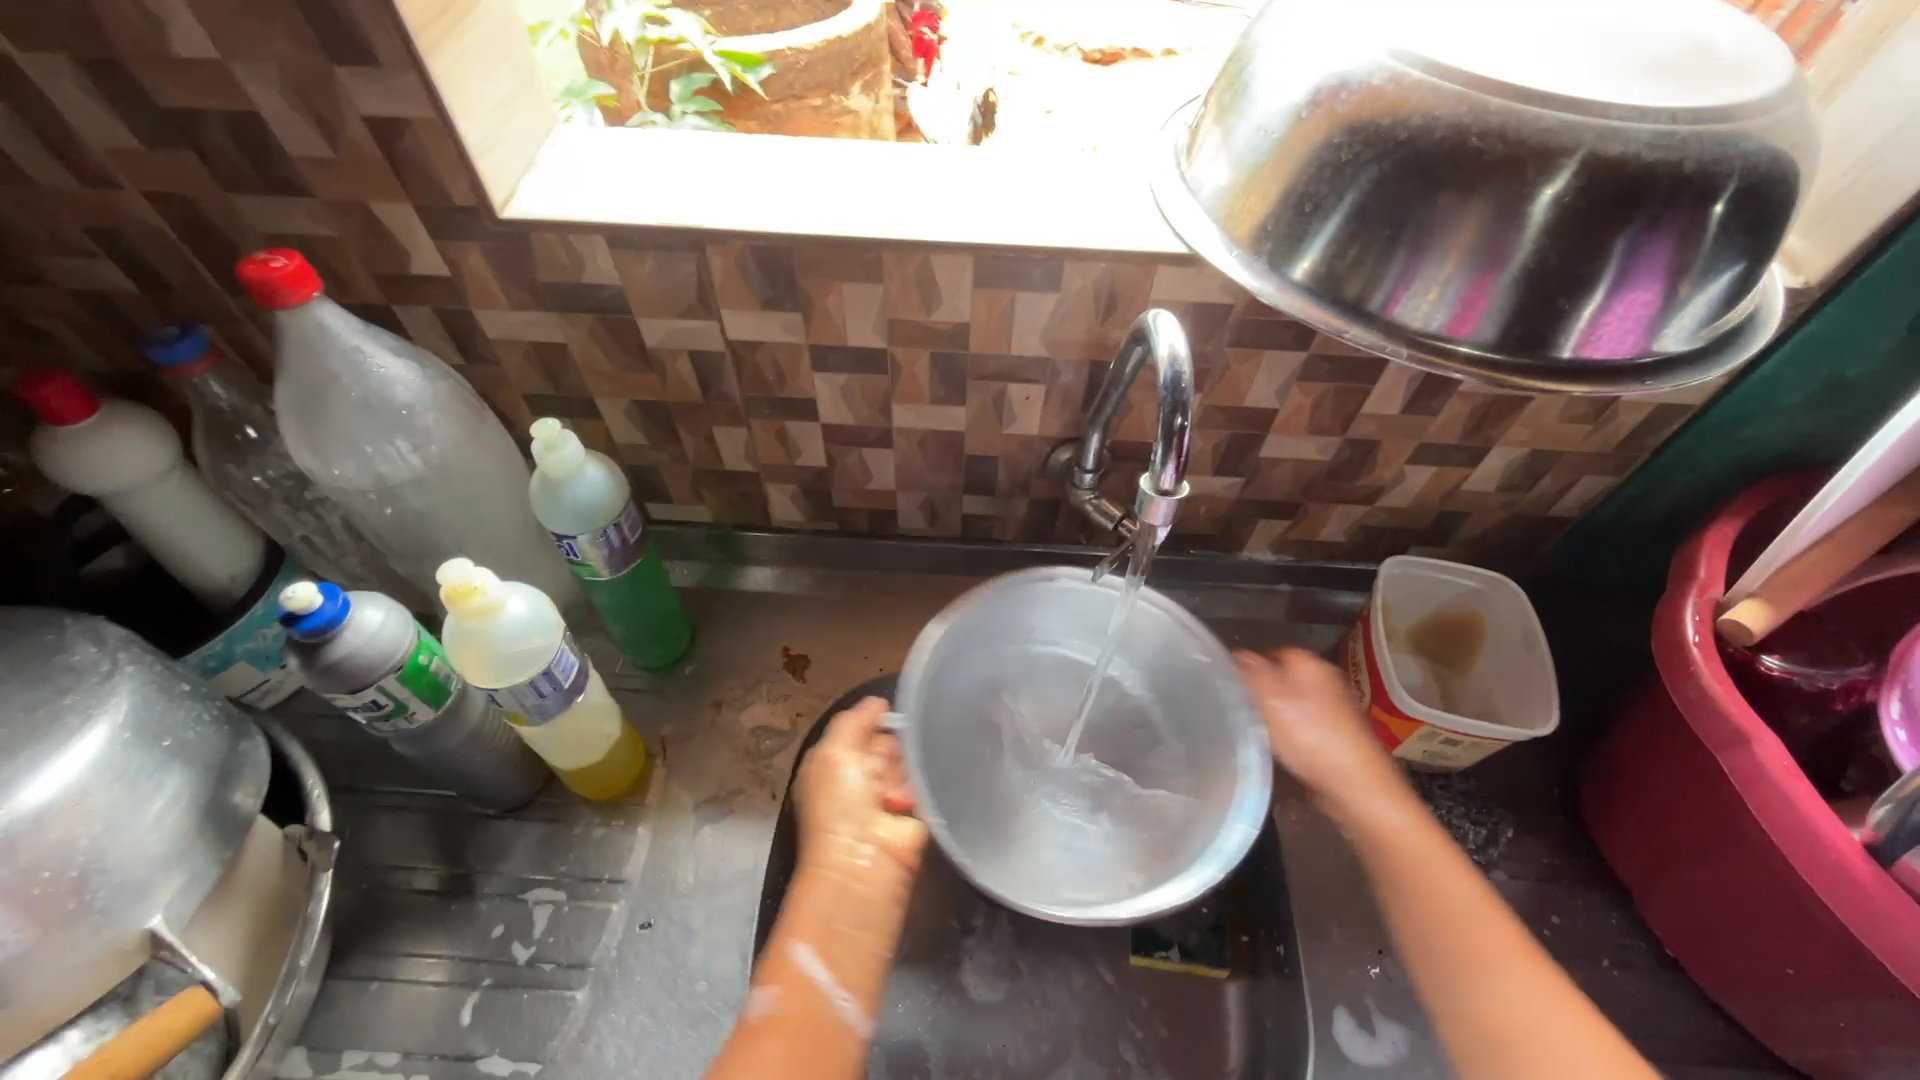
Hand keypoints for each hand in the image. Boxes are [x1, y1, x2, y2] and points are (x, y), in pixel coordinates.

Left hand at [794, 697, 928, 887]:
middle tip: (874, 775)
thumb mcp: (833, 752)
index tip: (873, 732)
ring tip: (888, 797)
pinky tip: (903, 803)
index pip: (861, 727)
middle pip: (886, 741)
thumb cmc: (839, 804)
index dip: (868, 726)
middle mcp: (861, 775)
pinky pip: (923, 780)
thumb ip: (854, 720)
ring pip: (906, 759)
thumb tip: (877, 702)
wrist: (864, 858)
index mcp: (835, 762)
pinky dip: (915, 789)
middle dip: (883, 753)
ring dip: (898, 774)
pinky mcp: (916, 807)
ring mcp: (889, 792)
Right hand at [1235, 648, 1408, 820]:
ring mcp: (1334, 708)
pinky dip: (1291, 734)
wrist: (1356, 783)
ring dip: (1275, 715)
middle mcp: (1325, 680)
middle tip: (1239, 708)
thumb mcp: (1271, 700)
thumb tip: (1239, 654)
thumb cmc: (1310, 736)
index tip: (1230, 684)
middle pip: (1283, 678)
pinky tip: (1280, 749)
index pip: (1272, 653)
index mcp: (1310, 665)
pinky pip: (1304, 726)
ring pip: (1292, 704)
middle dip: (1262, 692)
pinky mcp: (1337, 734)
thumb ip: (1253, 673)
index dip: (1250, 666)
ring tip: (1255, 730)